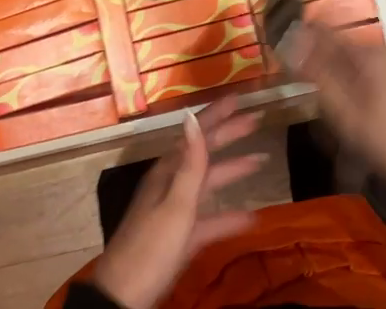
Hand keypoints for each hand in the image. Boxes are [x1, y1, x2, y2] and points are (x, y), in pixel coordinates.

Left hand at [92, 99, 266, 308]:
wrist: (124, 295)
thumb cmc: (150, 247)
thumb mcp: (175, 205)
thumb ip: (189, 163)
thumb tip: (192, 115)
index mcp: (168, 172)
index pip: (196, 133)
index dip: (217, 114)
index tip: (239, 97)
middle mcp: (170, 183)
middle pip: (203, 152)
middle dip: (229, 134)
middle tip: (256, 119)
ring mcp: (174, 210)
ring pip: (208, 182)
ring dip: (232, 170)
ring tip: (261, 160)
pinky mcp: (179, 236)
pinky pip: (208, 218)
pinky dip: (228, 215)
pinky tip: (251, 217)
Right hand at [281, 25, 385, 196]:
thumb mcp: (349, 115)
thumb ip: (318, 76)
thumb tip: (289, 43)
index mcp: (365, 53)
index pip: (319, 28)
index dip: (295, 30)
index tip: (274, 40)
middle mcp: (378, 51)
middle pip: (334, 44)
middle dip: (311, 56)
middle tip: (294, 80)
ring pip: (348, 60)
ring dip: (329, 72)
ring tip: (316, 99)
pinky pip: (363, 72)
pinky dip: (347, 82)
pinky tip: (343, 106)